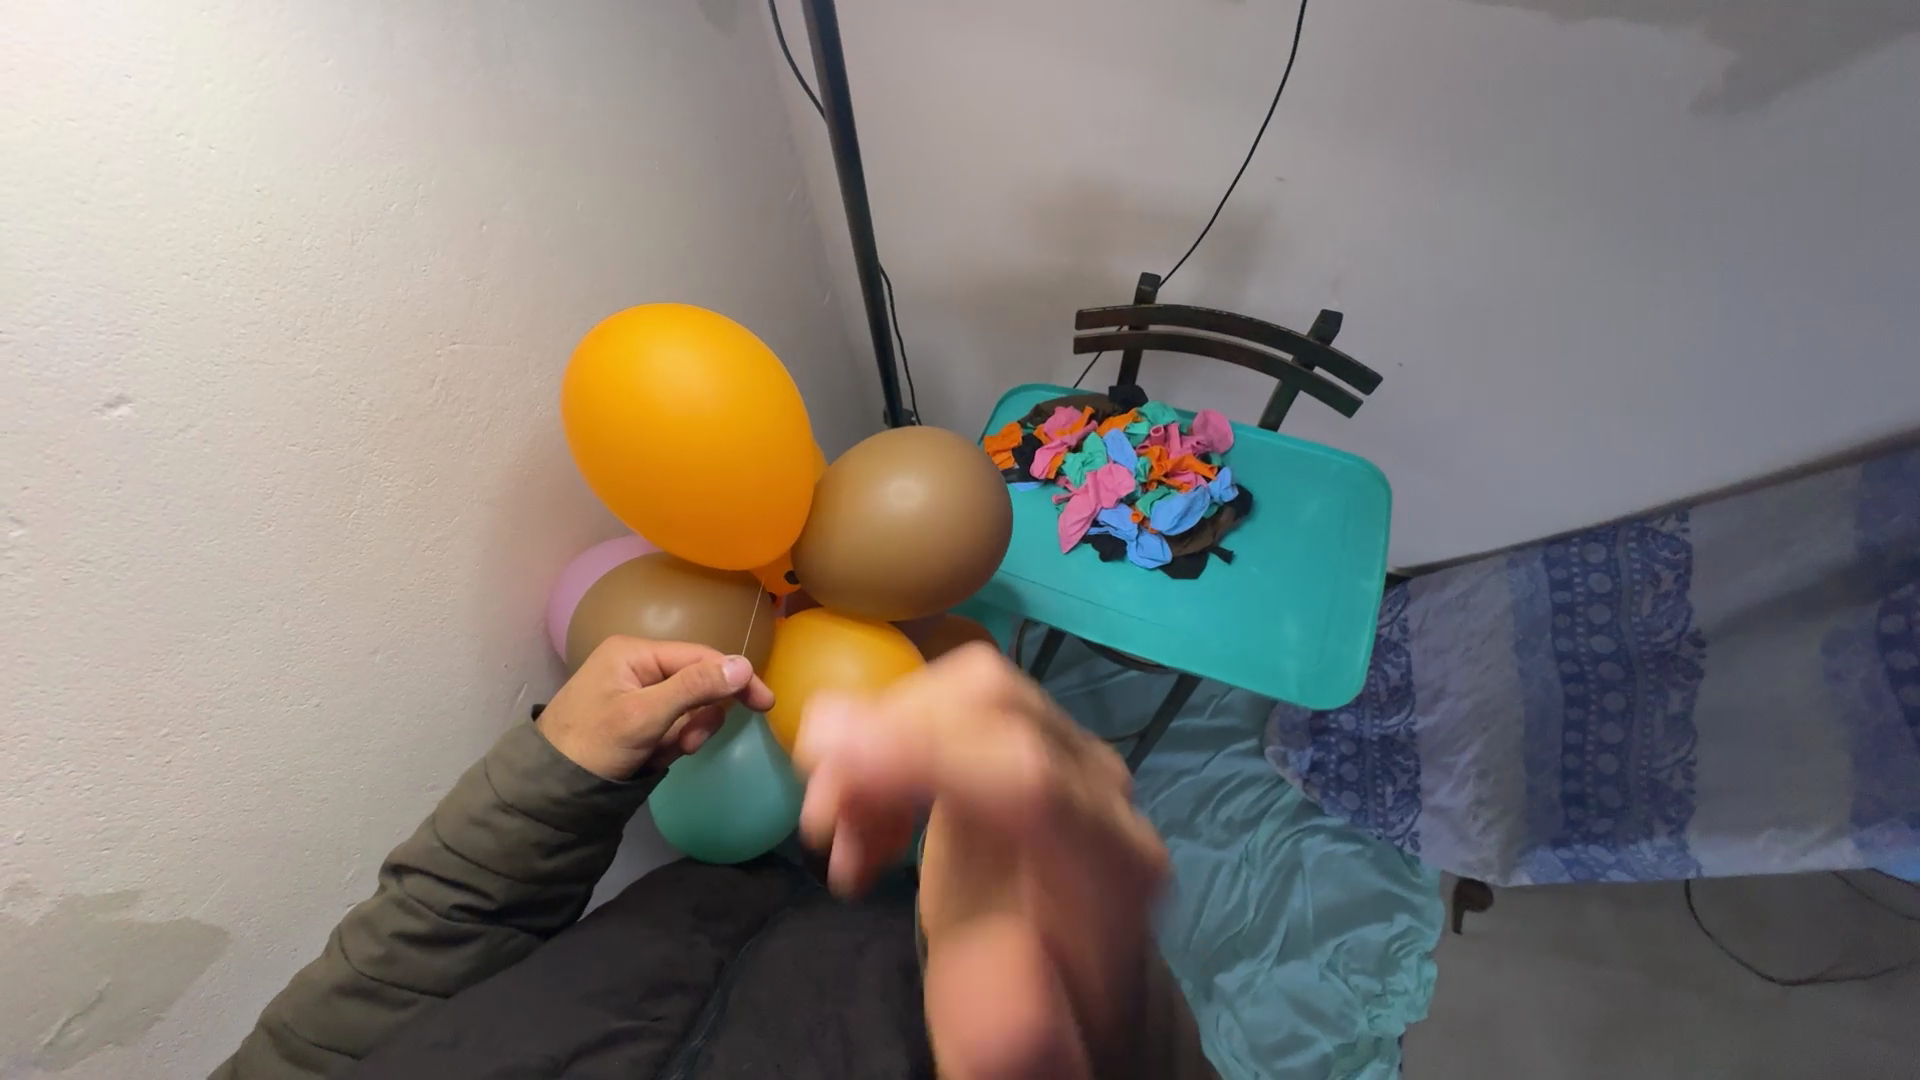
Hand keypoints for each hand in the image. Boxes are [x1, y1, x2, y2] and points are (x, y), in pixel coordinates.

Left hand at [536, 637, 774, 780]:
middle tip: (691, 745)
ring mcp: (636, 691)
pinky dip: (673, 741)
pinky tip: (655, 755)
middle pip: (697, 682)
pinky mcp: (637, 716)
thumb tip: (745, 665)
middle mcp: (638, 665)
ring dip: (686, 732)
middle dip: (699, 716)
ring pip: (689, 706)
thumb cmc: (591, 747)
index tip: (765, 703)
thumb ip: (695, 688)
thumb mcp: (646, 716)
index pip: (702, 656)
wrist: (545, 796)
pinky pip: (674, 722)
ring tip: (666, 752)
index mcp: (635, 652)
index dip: (736, 678)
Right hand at [794, 645, 1167, 1079]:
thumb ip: (1021, 1039)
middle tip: (818, 812)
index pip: (1033, 783)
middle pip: (998, 706)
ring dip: (881, 738)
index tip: (831, 756)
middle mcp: (1098, 786)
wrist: (1066, 966)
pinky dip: (887, 737)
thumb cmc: (1037, 1006)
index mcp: (1114, 863)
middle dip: (891, 734)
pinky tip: (863, 812)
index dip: (929, 756)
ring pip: (966, 689)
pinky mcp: (1023, 732)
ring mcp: (1062, 746)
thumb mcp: (1027, 1047)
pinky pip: (953, 699)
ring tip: (837, 828)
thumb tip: (997, 1025)